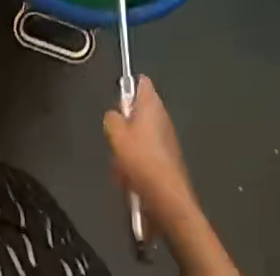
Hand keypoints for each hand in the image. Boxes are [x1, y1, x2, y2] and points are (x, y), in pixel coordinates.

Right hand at [103, 76, 198, 233]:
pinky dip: (137, 162)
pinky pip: (147, 154)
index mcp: (151, 103)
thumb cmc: (142, 159)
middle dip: (124, 124)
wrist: (168, 197)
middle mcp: (162, 116)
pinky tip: (130, 178)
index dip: (128, 86)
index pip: (141, 81)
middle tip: (116, 137)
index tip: (117, 97)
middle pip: (139, 111)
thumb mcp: (115, 133)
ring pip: (141, 135)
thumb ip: (111, 118)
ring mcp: (167, 138)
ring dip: (129, 146)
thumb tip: (113, 115)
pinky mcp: (168, 159)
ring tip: (121, 164)